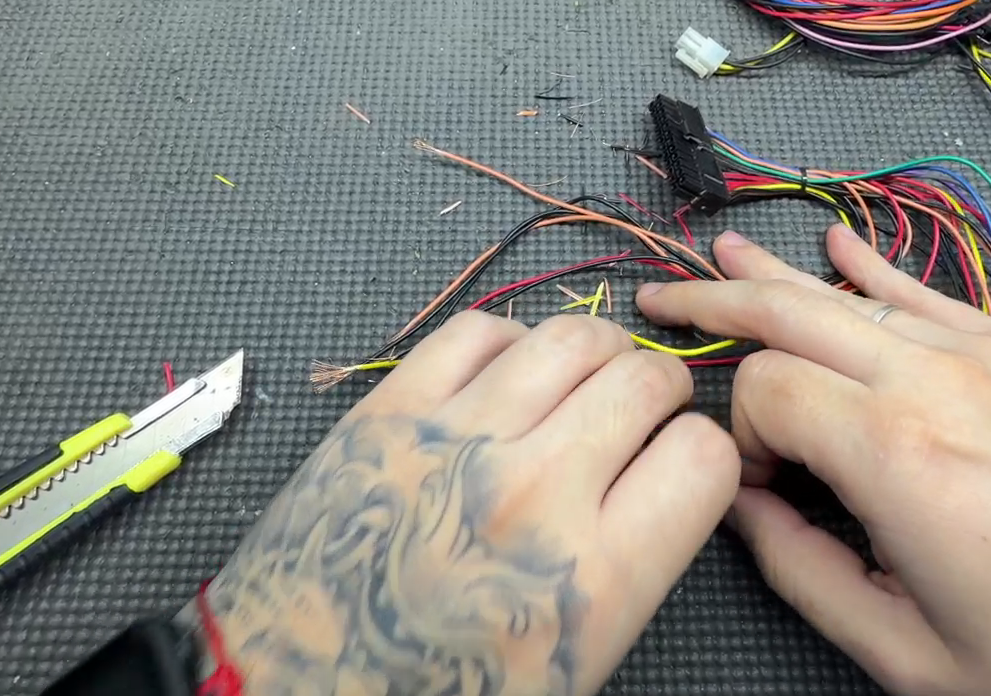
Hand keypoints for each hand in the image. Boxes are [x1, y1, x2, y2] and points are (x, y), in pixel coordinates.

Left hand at [201, 311, 738, 695]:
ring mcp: (457, 437)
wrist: (288, 686)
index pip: (702, 458)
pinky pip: (479, 330)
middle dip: (660, 386)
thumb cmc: (441, 691)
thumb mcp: (570, 658)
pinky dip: (513, 339)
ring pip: (569, 339)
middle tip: (645, 403)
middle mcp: (531, 490)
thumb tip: (658, 468)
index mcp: (590, 578)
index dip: (702, 451)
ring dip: (599, 349)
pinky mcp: (393, 406)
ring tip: (591, 370)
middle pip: (641, 381)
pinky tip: (511, 367)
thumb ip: (632, 559)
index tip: (679, 456)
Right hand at [634, 225, 990, 695]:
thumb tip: (739, 503)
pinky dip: (869, 265)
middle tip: (658, 292)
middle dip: (712, 299)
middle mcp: (933, 382)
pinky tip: (835, 244)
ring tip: (720, 252)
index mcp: (899, 458)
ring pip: (846, 291)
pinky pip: (926, 291)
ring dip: (773, 273)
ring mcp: (984, 353)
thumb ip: (802, 569)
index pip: (764, 390)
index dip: (739, 429)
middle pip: (786, 310)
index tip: (758, 478)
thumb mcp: (916, 655)